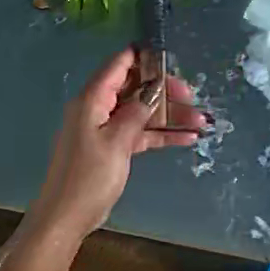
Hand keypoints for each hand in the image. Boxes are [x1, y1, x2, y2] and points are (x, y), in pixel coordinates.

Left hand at [28, 48, 206, 237]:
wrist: (68, 214)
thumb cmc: (89, 176)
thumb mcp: (117, 142)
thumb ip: (135, 113)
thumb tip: (151, 90)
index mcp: (91, 100)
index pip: (116, 66)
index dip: (142, 57)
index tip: (170, 55)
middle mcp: (96, 109)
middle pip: (132, 88)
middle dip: (163, 90)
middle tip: (192, 96)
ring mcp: (104, 129)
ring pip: (139, 112)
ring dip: (168, 115)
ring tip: (202, 121)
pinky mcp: (111, 148)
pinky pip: (138, 133)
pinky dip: (160, 134)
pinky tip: (188, 138)